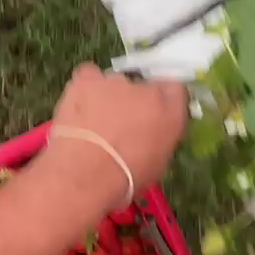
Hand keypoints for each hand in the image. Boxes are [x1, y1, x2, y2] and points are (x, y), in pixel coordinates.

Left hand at [46, 64, 186, 190]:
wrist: (87, 173)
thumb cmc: (126, 179)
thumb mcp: (157, 163)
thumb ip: (158, 136)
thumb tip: (149, 132)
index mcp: (171, 112)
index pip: (175, 90)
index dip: (162, 101)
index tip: (152, 116)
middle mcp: (148, 90)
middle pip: (142, 86)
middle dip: (133, 102)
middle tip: (120, 125)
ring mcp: (117, 81)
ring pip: (114, 82)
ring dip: (108, 96)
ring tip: (94, 120)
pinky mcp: (88, 79)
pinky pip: (89, 75)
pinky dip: (85, 86)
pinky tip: (79, 105)